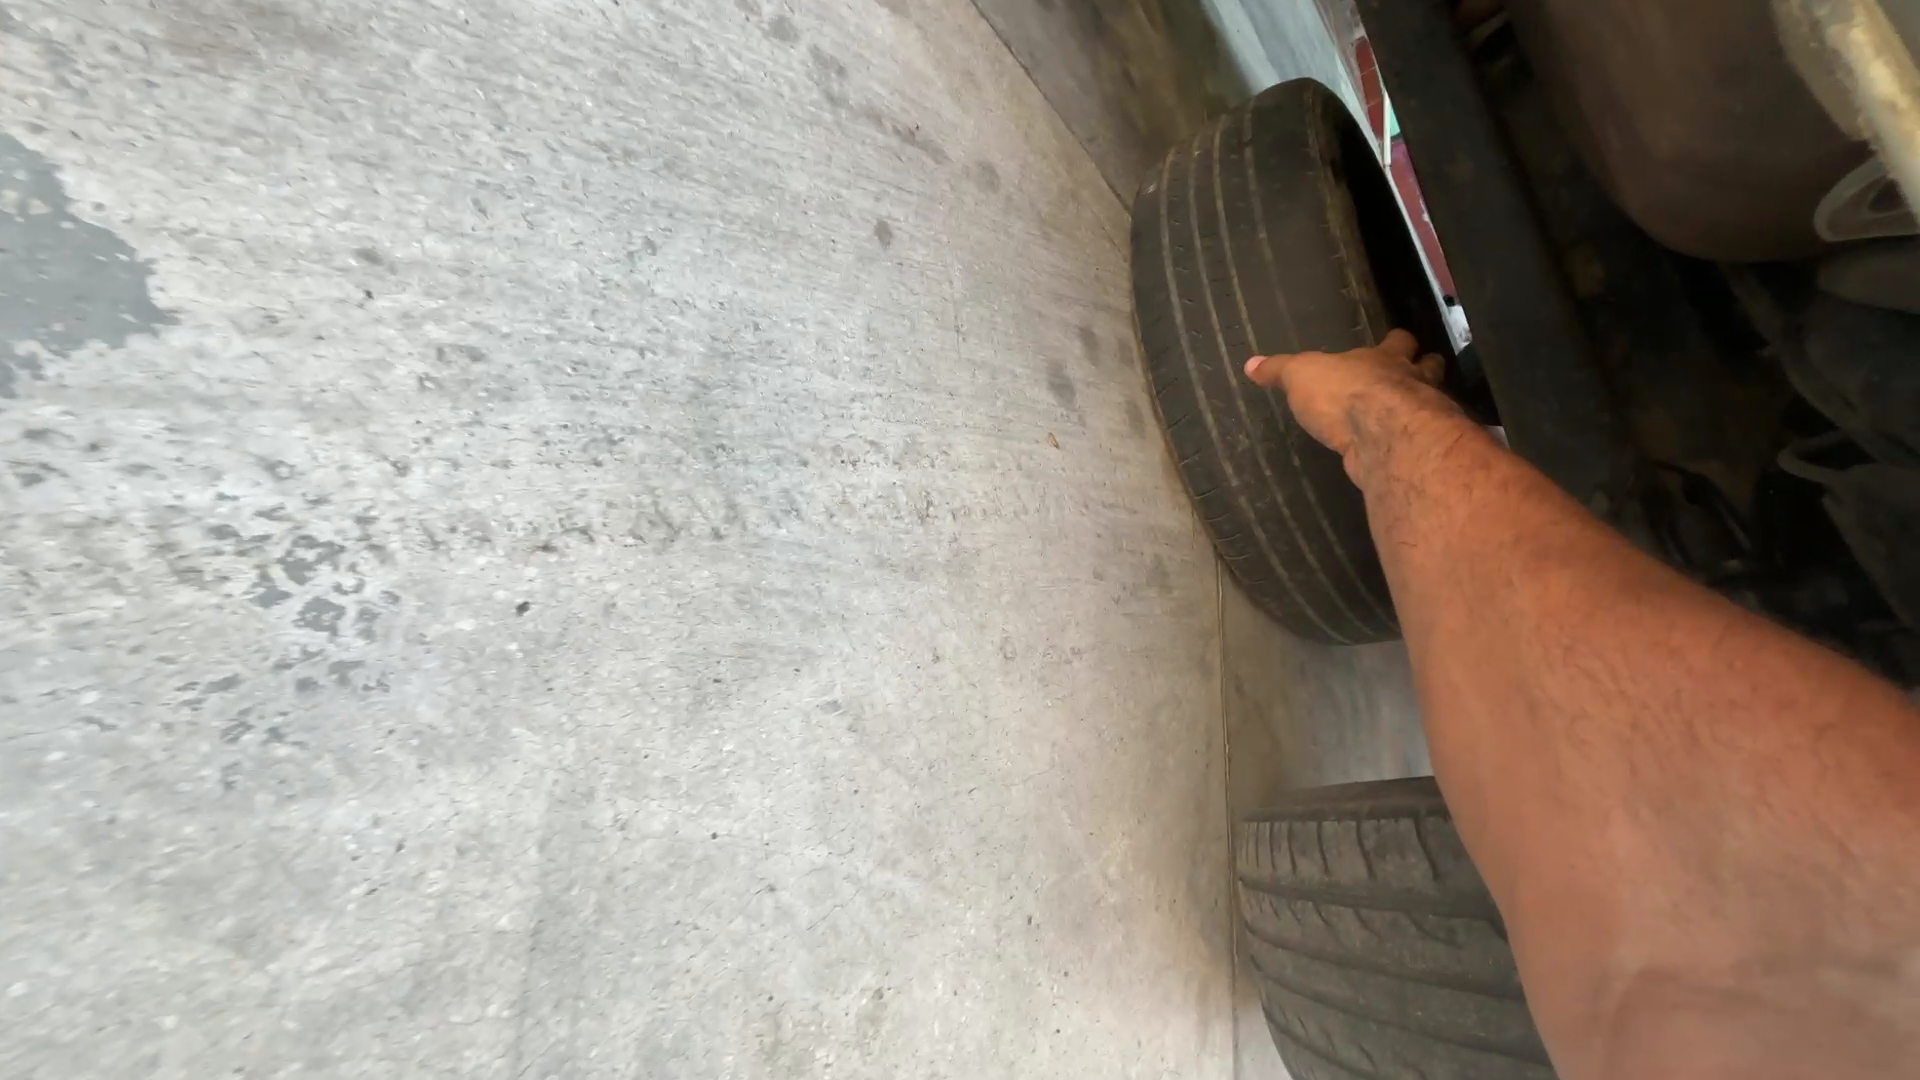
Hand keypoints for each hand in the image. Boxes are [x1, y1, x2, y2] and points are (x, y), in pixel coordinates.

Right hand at [1243, 329, 1451, 458]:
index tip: (1395, 343)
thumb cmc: (1342, 394)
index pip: (1399, 341)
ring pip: (1432, 402)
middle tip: (1412, 377)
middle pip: (1428, 366)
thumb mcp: (1299, 376)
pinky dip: (1409, 441)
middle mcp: (1409, 381)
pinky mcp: (1414, 447)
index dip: (1397, 342)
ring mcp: (1418, 415)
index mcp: (1383, 358)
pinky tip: (1396, 448)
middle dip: (1422, 369)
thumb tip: (1250, 364)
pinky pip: (1415, 439)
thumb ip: (1278, 370)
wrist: (1379, 435)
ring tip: (1406, 415)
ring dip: (1424, 406)